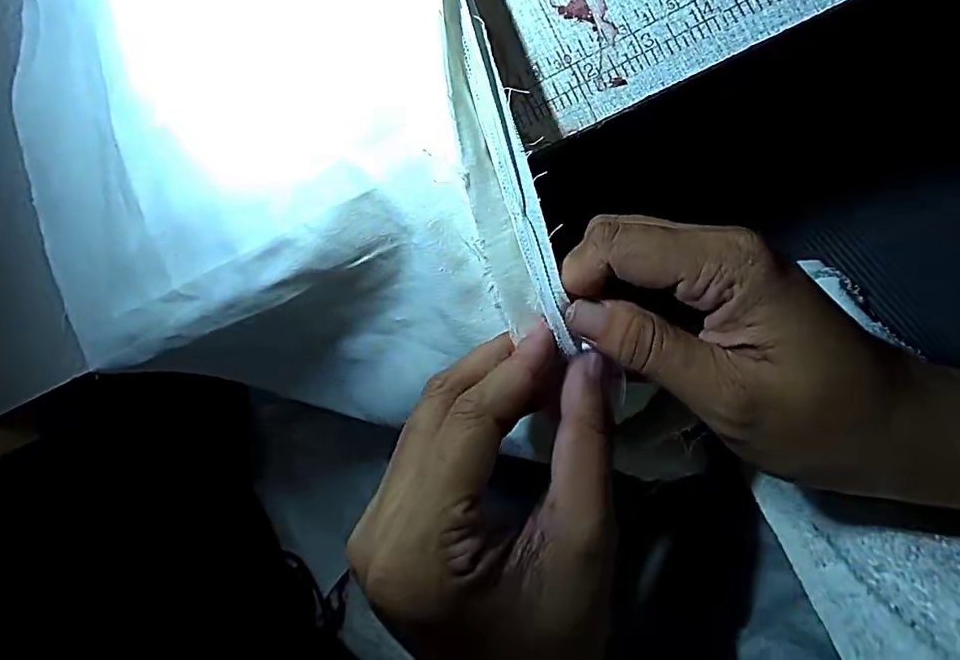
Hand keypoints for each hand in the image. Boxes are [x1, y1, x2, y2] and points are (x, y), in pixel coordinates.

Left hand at [348, 331, 614, 659]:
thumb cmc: (557, 642)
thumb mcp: (584, 546)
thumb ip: (585, 447)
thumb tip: (589, 361)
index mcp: (418, 545)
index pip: (465, 425)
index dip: (512, 370)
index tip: (552, 331)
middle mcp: (378, 525)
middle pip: (438, 411)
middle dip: (496, 365)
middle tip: (549, 339)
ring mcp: (371, 519)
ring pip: (427, 415)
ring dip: (482, 379)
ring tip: (535, 358)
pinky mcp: (381, 514)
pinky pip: (423, 436)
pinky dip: (466, 406)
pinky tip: (505, 391)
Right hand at [561, 215, 932, 496]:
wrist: (895, 428)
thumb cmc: (821, 421)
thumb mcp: (727, 397)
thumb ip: (647, 347)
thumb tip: (574, 314)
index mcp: (724, 260)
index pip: (619, 242)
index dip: (579, 279)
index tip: (568, 332)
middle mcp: (716, 240)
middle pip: (616, 232)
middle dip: (584, 278)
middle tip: (580, 337)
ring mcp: (715, 253)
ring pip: (626, 245)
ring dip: (601, 287)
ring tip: (599, 339)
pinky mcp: (714, 273)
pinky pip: (648, 268)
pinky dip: (623, 296)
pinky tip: (626, 335)